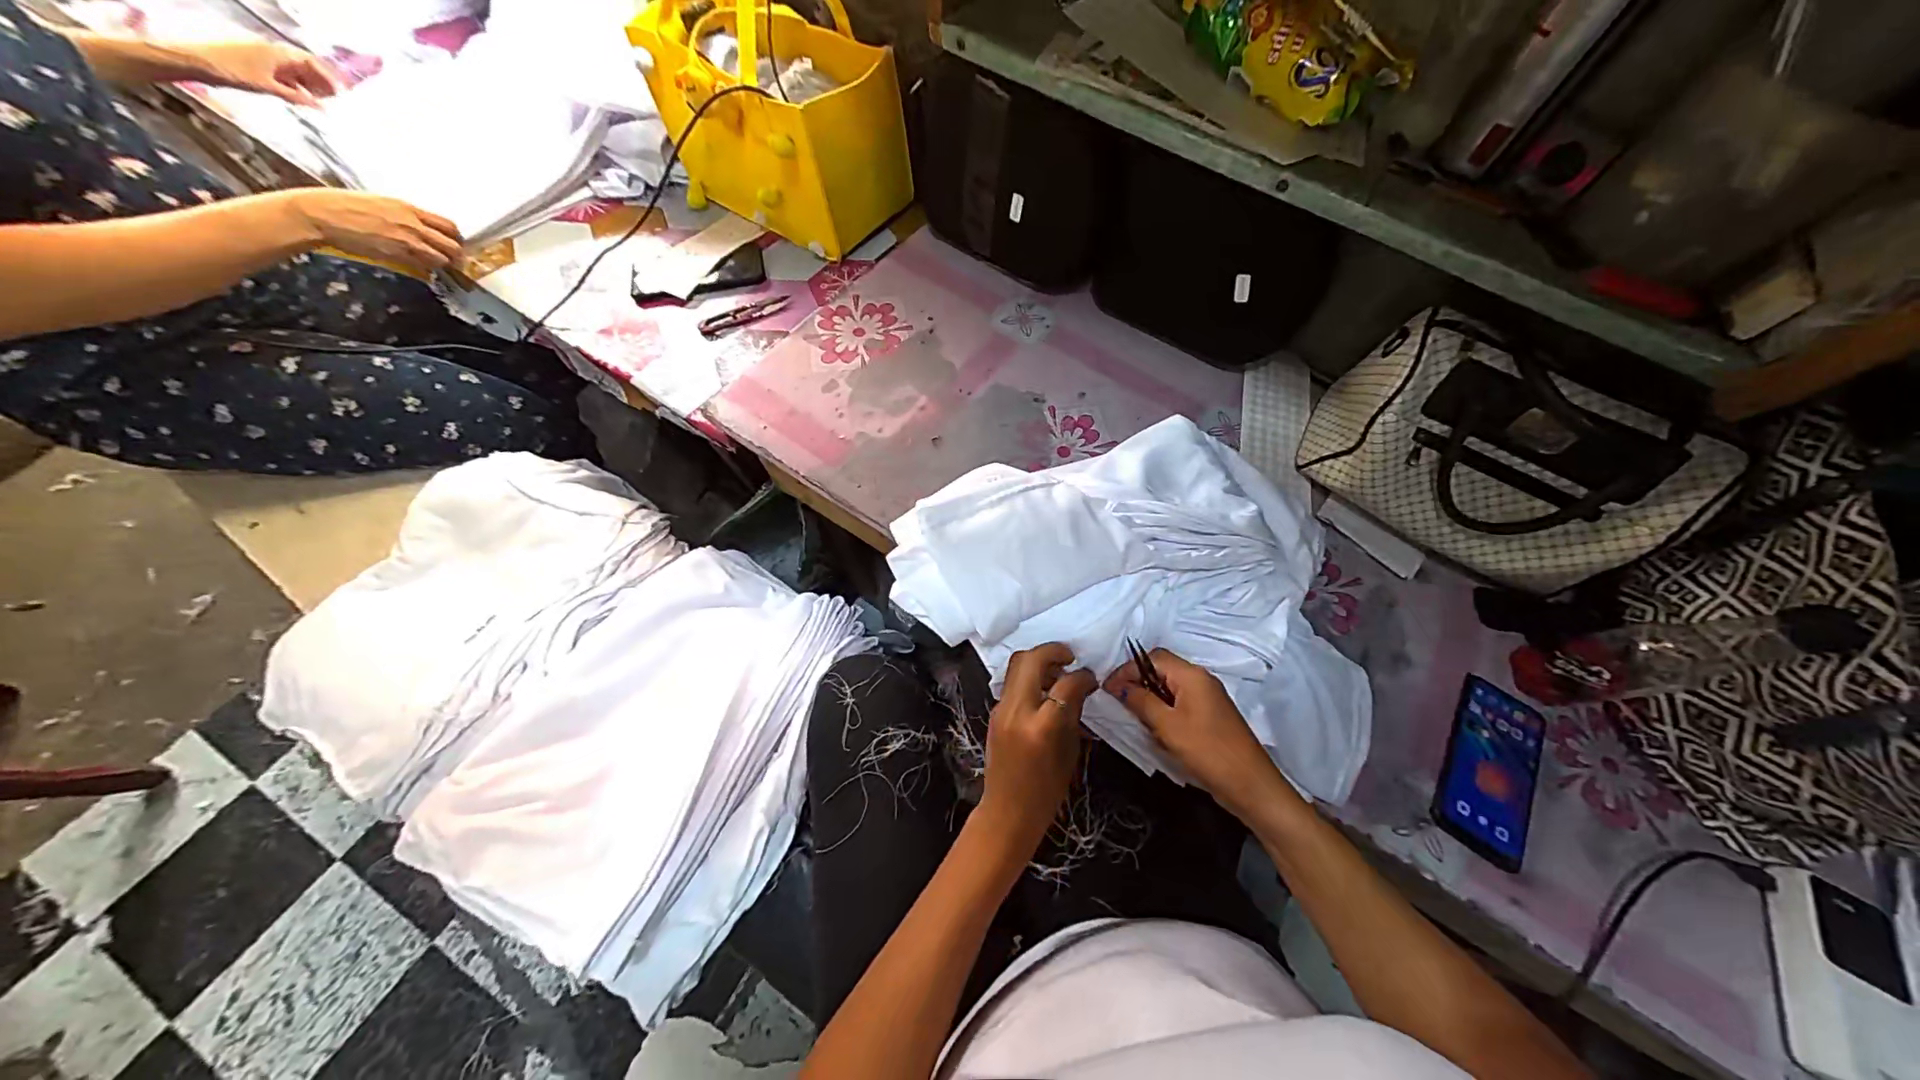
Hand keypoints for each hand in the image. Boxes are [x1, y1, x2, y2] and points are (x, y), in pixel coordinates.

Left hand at [188, 42, 340, 105]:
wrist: (195, 61)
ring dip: (309, 84)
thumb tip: (321, 108)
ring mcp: (264, 57)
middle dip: (321, 81)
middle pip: (305, 65)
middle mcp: (273, 52)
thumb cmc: (231, 71)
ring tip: (318, 100)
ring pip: (295, 70)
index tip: (341, 93)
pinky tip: (299, 96)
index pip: (311, 62)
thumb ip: (296, 97)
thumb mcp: (268, 86)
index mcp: (277, 53)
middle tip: (333, 99)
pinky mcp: (256, 64)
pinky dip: (295, 85)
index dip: (328, 77)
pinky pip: (283, 74)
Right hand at [290, 190, 463, 273]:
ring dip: (445, 264)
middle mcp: (412, 223)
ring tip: (440, 267)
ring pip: (443, 257)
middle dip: (457, 255)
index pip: (448, 225)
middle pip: (453, 244)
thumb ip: (403, 216)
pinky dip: (429, 269)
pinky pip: (424, 264)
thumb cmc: (342, 205)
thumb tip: (419, 228)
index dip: (456, 238)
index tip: (454, 244)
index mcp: (408, 208)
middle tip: (454, 261)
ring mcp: (406, 239)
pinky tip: (425, 269)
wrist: (319, 213)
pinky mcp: (397, 253)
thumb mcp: (380, 203)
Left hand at [978, 644, 1095, 850]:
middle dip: (1052, 651)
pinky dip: (1028, 678)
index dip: (1083, 677)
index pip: (1065, 684)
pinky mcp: (994, 713)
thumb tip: (1081, 687)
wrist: (1008, 811)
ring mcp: (1001, 710)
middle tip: (1069, 658)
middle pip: (1030, 660)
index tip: (1091, 679)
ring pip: (1016, 666)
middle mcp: (1017, 711)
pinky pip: (1012, 684)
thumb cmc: (1046, 791)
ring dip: (1038, 662)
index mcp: (1041, 726)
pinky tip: (1043, 691)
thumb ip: (1073, 715)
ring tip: (1057, 673)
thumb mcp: (1069, 752)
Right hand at [1105, 649, 1291, 817]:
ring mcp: (1209, 699)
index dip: (1127, 669)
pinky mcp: (1211, 717)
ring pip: (1170, 688)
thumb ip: (1140, 701)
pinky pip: (1180, 704)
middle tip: (1119, 704)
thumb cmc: (1207, 751)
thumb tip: (1119, 685)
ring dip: (1150, 700)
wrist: (1250, 785)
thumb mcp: (1167, 725)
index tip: (1108, 689)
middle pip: (1161, 670)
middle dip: (1138, 684)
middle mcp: (1201, 680)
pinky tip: (1157, 731)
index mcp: (1192, 675)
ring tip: (1136, 719)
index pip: (1152, 657)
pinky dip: (1164, 712)